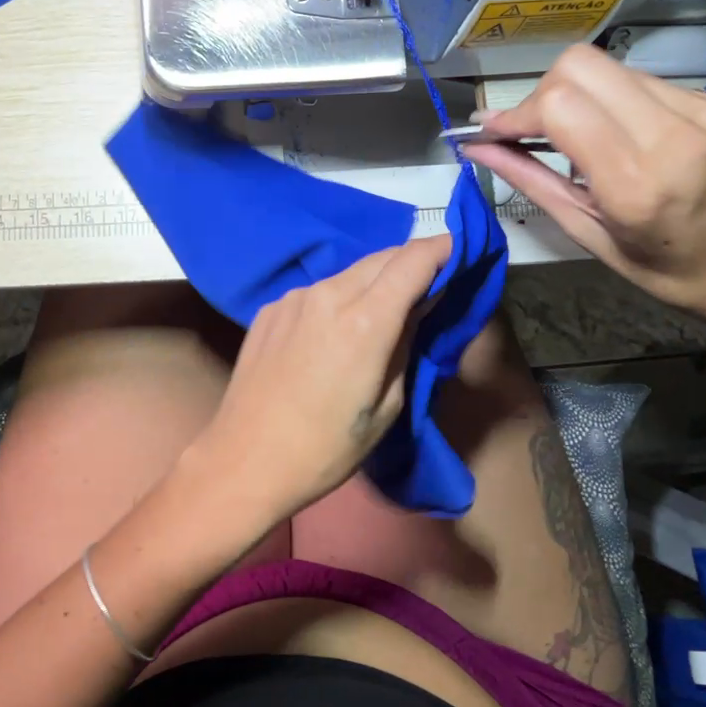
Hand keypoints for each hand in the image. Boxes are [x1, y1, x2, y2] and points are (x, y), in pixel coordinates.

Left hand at [188, 235, 452, 519]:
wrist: (245, 458)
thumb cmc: (326, 447)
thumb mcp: (386, 407)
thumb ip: (406, 346)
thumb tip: (420, 307)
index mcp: (364, 320)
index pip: (413, 261)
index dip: (442, 248)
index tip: (461, 247)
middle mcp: (327, 295)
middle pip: (381, 259)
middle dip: (411, 262)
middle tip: (431, 281)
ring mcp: (293, 298)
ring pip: (347, 274)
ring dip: (373, 281)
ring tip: (384, 309)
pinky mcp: (269, 309)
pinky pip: (316, 292)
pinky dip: (337, 299)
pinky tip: (335, 330)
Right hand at [461, 45, 705, 342]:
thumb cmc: (673, 272)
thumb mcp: (591, 237)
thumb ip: (531, 182)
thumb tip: (478, 146)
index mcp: (638, 182)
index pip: (558, 104)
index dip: (517, 112)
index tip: (499, 132)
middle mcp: (677, 135)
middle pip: (580, 66)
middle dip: (543, 92)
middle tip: (536, 129)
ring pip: (614, 71)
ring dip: (583, 96)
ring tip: (586, 137)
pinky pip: (652, 84)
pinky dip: (623, 104)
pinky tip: (632, 139)